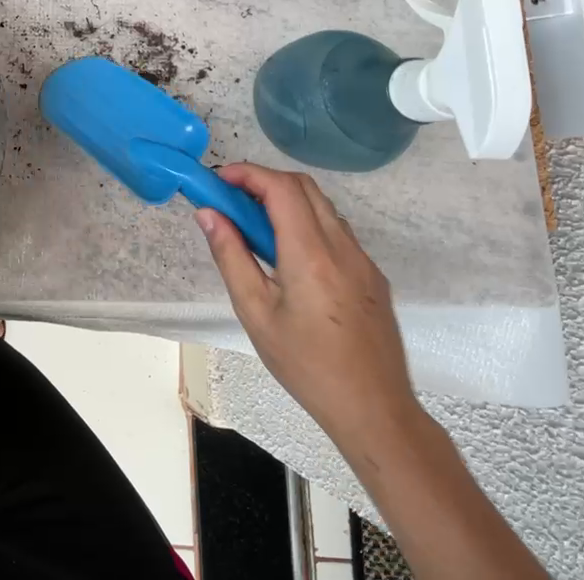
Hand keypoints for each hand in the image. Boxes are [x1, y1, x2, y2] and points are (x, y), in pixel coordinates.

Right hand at [196, 163, 420, 448]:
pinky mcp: (372, 277)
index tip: (216, 181)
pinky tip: (283, 255)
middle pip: (305, 188)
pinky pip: (335, 232)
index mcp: (311, 255)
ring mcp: (363, 262)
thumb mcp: (254, 312)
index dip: (247, 174)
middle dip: (263, 181)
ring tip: (250, 227)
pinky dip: (303, 223)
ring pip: (322, 208)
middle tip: (228, 200)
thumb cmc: (305, 364)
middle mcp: (343, 248)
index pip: (282, 188)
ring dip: (284, 201)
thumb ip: (230, 256)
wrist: (374, 409)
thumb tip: (208, 214)